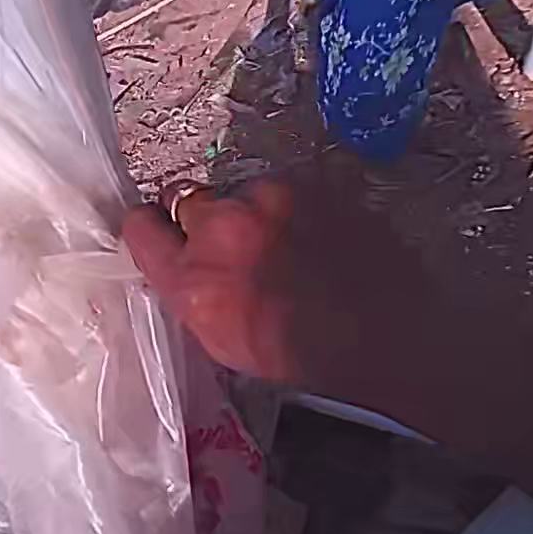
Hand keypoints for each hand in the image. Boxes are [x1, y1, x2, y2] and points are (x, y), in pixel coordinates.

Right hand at [121, 173, 444, 409]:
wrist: (390, 334)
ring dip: (250, 212)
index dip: (150, 229)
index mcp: (196, 280)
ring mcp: (271, 197)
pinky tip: (315, 234)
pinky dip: (289, 206)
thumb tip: (180, 260)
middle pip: (187, 199)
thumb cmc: (303, 353)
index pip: (141, 228)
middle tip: (236, 246)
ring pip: (239, 191)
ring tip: (288, 244)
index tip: (161, 232)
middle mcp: (225, 228)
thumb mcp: (225, 340)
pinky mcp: (310, 180)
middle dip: (204, 221)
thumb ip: (191, 291)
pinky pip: (281, 186)